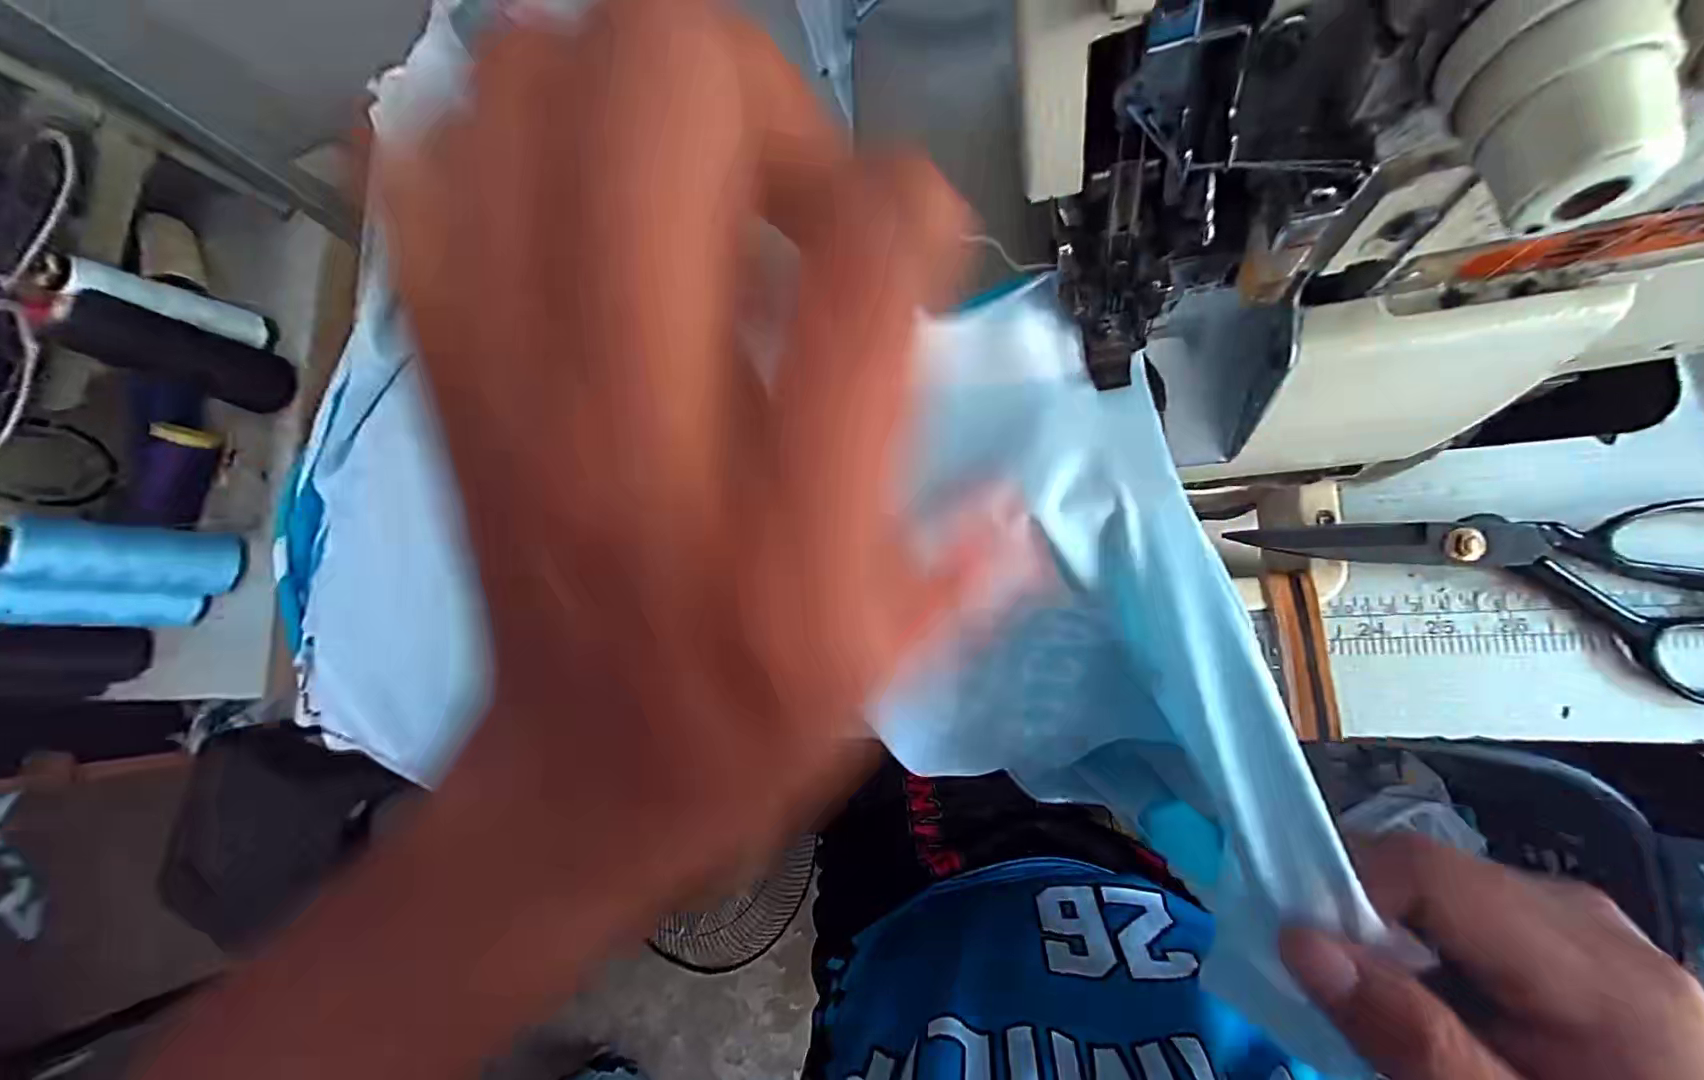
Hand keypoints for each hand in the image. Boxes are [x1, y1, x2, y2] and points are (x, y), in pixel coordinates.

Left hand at [380, 0, 1000, 904]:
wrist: (581, 787)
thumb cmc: (746, 732)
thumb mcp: (892, 661)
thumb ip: (973, 556)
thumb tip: (1021, 482)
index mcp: (789, 505)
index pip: (866, 260)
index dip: (913, 205)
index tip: (925, 237)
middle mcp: (645, 417)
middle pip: (671, 99)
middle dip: (762, 96)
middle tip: (802, 182)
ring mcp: (519, 380)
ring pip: (529, 90)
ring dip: (633, 90)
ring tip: (703, 179)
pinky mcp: (450, 378)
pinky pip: (432, 171)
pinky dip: (511, 137)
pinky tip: (590, 208)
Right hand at [1282, 834, 1703, 1079]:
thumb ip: (1414, 1040)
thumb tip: (1299, 941)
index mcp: (1600, 971)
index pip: (1427, 870)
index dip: (1345, 889)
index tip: (1302, 949)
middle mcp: (1599, 927)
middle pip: (1436, 876)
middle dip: (1367, 919)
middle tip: (1341, 992)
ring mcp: (1599, 937)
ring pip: (1450, 895)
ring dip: (1398, 939)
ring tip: (1394, 1011)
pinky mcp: (1590, 956)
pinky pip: (1480, 921)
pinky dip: (1437, 954)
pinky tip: (1446, 1012)